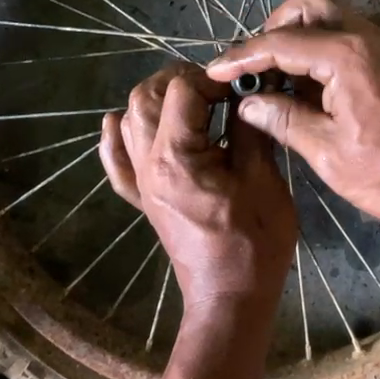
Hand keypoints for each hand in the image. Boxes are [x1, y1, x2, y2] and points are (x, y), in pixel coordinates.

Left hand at [100, 62, 296, 311]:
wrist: (229, 299)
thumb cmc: (252, 242)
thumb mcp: (263, 180)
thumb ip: (251, 129)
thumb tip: (252, 92)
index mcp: (177, 156)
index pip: (182, 89)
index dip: (213, 79)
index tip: (242, 88)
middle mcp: (148, 163)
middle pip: (146, 96)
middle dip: (182, 79)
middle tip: (219, 89)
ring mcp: (140, 182)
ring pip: (130, 119)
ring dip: (158, 99)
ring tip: (195, 102)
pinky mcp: (142, 198)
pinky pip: (116, 159)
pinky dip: (120, 134)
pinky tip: (127, 122)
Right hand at [204, 0, 379, 222]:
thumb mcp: (329, 153)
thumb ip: (285, 121)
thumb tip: (249, 103)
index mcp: (345, 56)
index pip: (281, 42)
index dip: (243, 56)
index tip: (214, 71)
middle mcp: (363, 37)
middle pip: (309, 3)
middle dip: (274, 26)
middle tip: (255, 65)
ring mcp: (379, 45)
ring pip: (328, 15)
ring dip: (296, 35)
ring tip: (275, 77)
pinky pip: (343, 34)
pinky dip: (317, 47)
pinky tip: (304, 86)